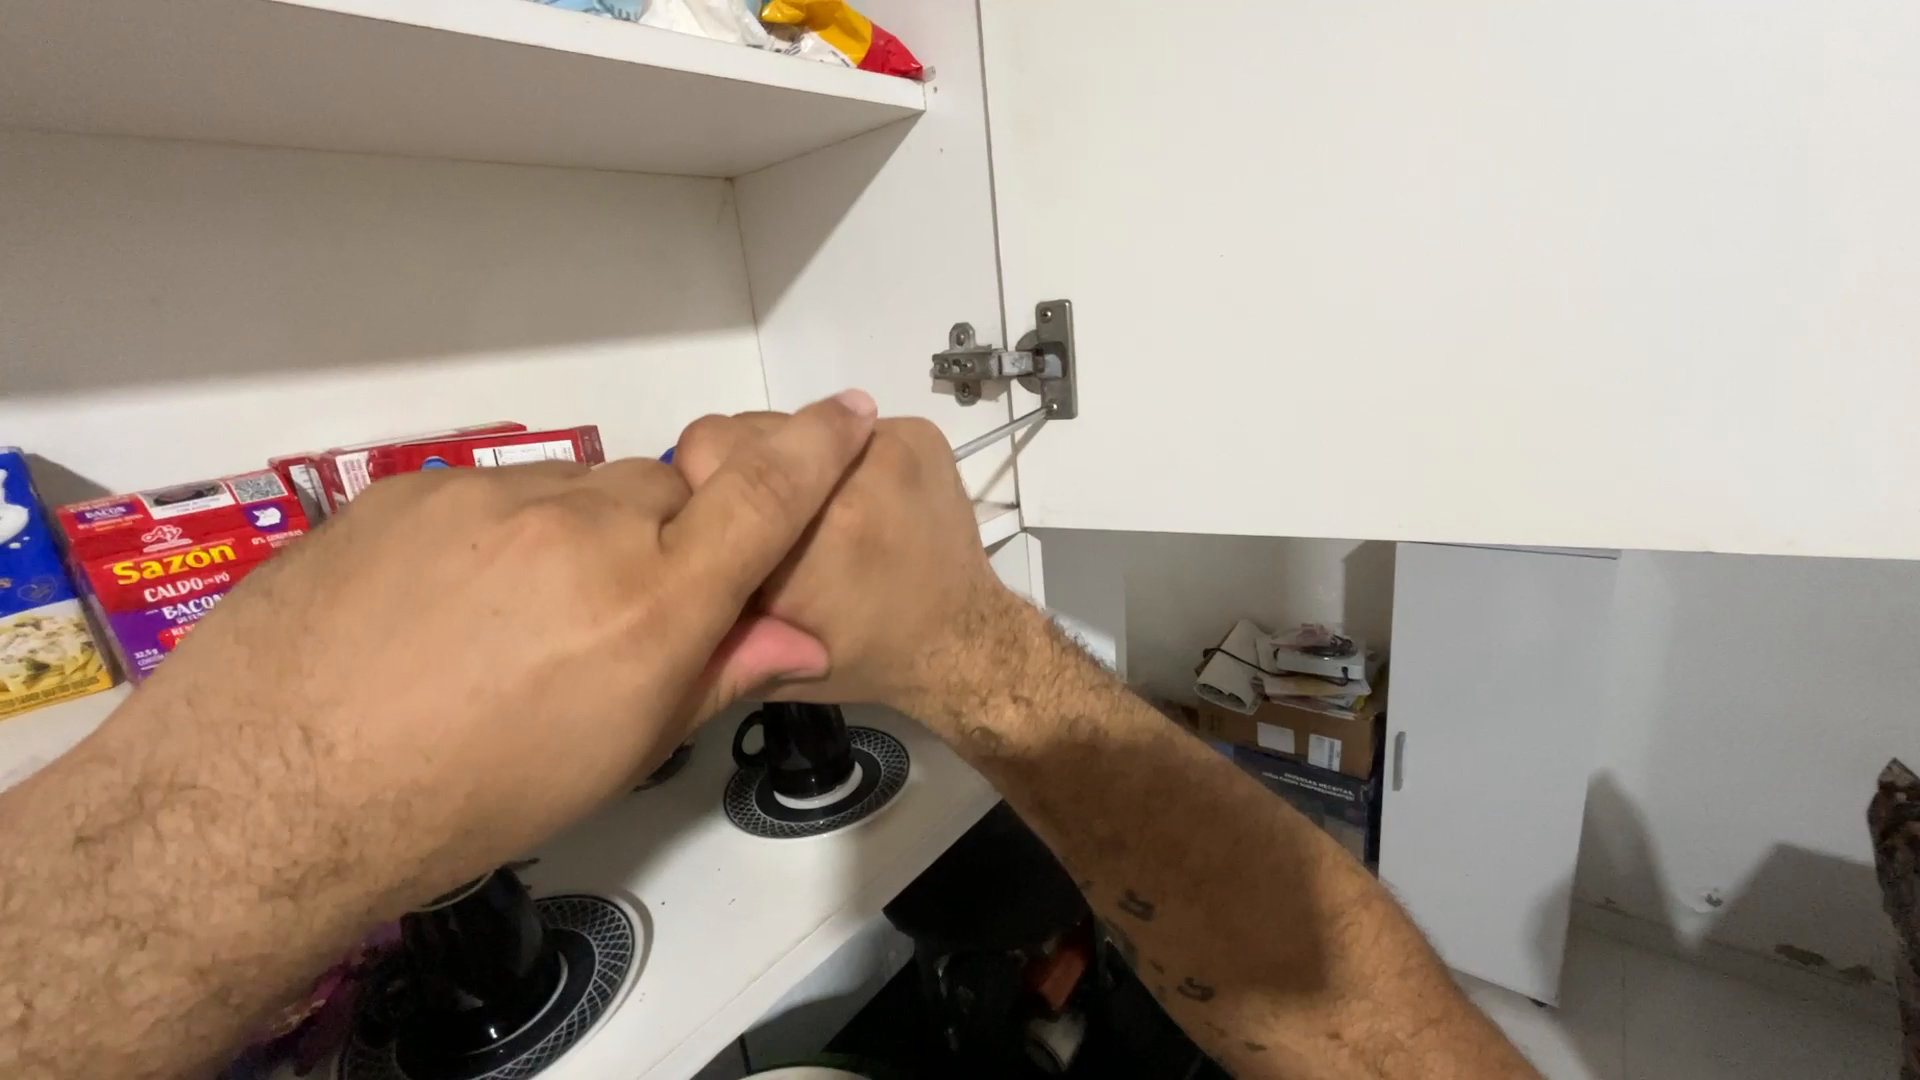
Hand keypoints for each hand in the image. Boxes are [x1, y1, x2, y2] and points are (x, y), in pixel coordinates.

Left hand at [113, 392, 875, 904]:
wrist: (266, 801)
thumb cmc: (484, 793)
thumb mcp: (628, 748)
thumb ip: (727, 671)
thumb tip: (806, 637)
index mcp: (654, 601)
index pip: (766, 495)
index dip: (820, 447)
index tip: (852, 411)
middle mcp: (587, 526)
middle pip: (674, 489)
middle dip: (677, 533)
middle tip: (628, 606)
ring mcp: (494, 496)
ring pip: (590, 489)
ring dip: (592, 533)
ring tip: (527, 612)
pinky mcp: (414, 486)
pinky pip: (508, 493)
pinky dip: (517, 531)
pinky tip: (460, 597)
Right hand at [671, 411, 1017, 722]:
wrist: (960, 639)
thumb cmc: (859, 655)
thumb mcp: (763, 650)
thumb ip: (709, 586)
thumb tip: (669, 522)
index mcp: (802, 541)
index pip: (705, 447)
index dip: (703, 485)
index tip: (722, 523)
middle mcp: (847, 482)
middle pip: (747, 426)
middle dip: (746, 470)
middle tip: (774, 522)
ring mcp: (891, 449)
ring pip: (798, 420)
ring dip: (795, 461)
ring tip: (821, 512)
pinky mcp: (920, 435)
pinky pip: (850, 426)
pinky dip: (843, 457)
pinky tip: (861, 500)